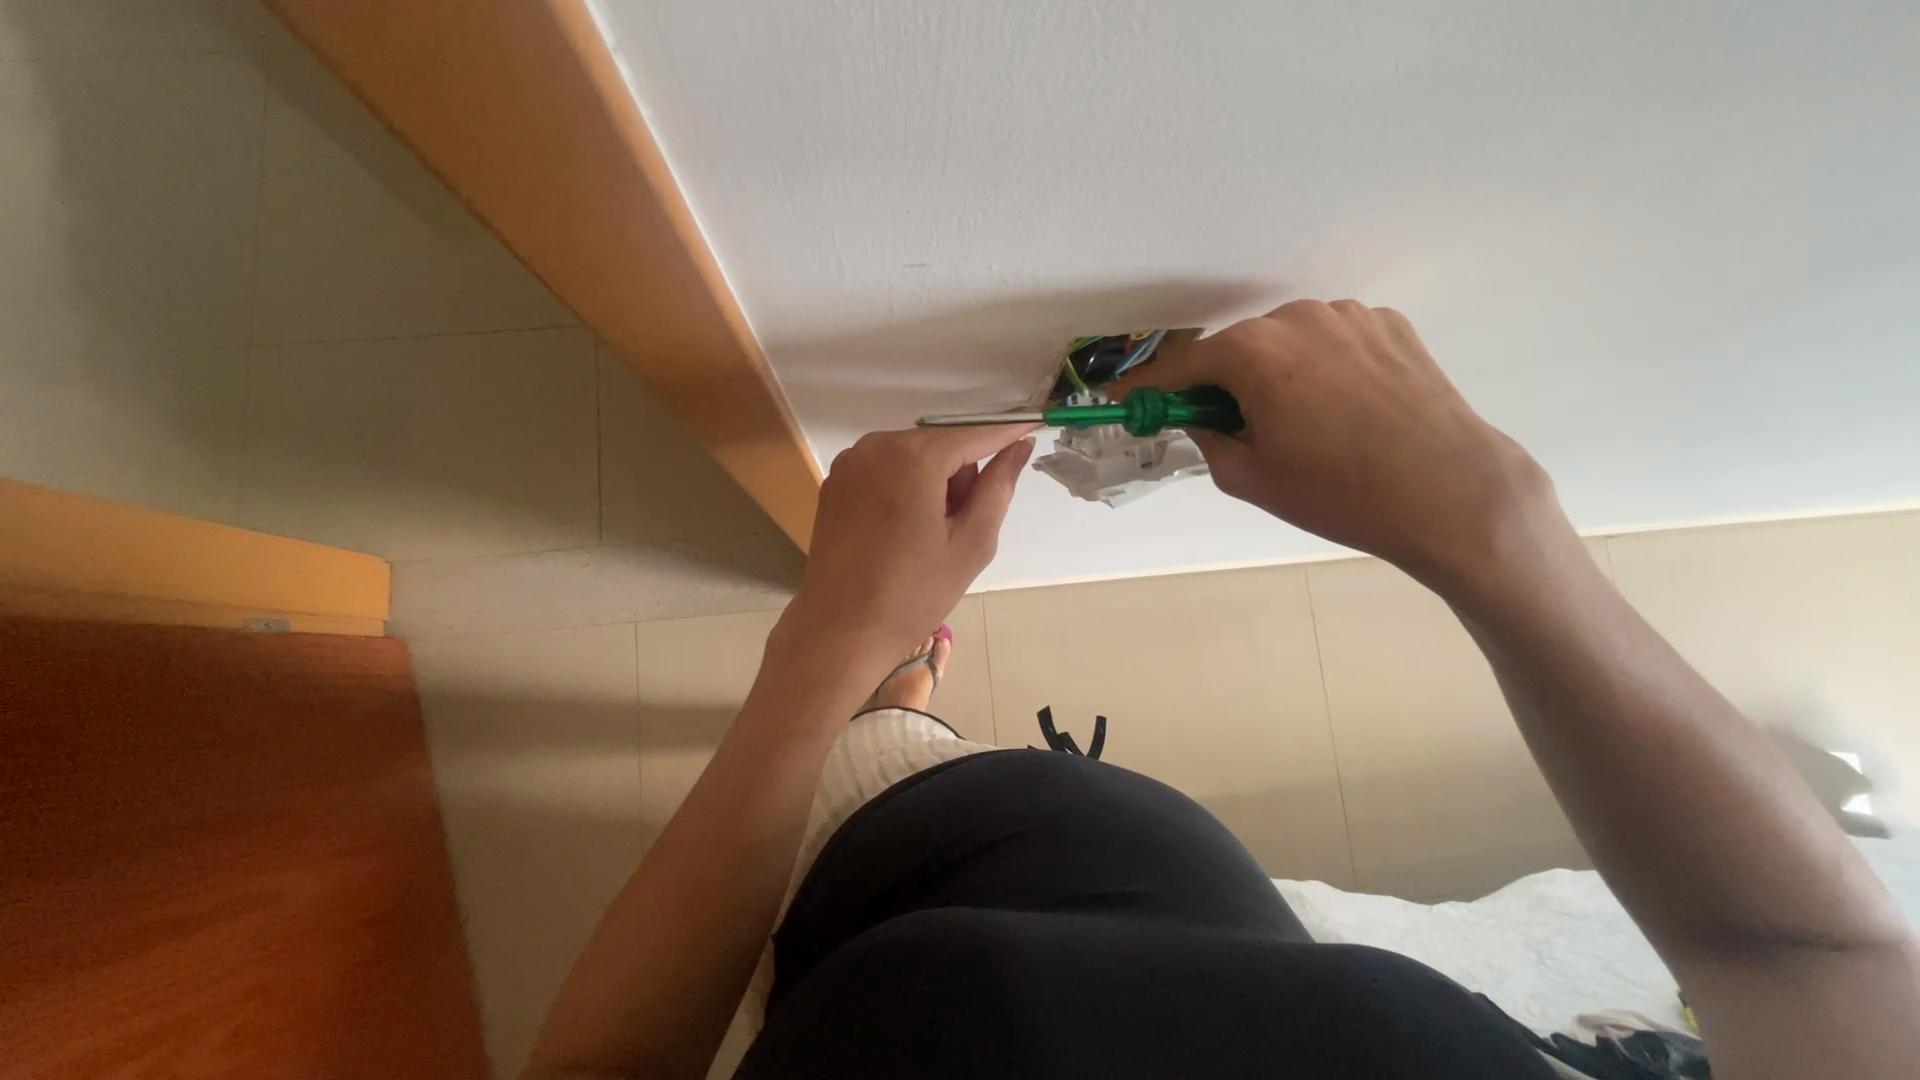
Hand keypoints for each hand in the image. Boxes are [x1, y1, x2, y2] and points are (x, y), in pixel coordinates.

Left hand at [778, 424, 1037, 667]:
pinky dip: (903, 490)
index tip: (1033, 426)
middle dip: (960, 476)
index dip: (1005, 433)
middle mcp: (876, 446)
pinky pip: (885, 472)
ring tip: (928, 537)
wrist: (842, 631)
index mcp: (914, 457)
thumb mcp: (971, 542)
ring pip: (913, 457)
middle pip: (941, 446)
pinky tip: (900, 533)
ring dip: (932, 484)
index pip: (973, 435)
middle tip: (958, 529)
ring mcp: (849, 464)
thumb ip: (998, 486)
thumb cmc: (914, 593)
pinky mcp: (834, 484)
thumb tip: (1018, 447)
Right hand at [1125, 299, 1566, 581]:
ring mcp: (1350, 316)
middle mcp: (1297, 318)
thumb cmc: (1338, 492)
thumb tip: (1198, 416)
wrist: (1449, 492)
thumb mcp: (1249, 477)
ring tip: (1298, 424)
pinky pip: (1330, 343)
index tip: (1126, 402)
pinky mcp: (1390, 326)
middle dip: (1221, 385)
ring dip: (1273, 375)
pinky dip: (1318, 369)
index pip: (1180, 366)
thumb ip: (1207, 437)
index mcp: (1253, 352)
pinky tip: (1341, 408)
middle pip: (1236, 350)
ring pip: (1286, 344)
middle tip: (1227, 428)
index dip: (1150, 389)